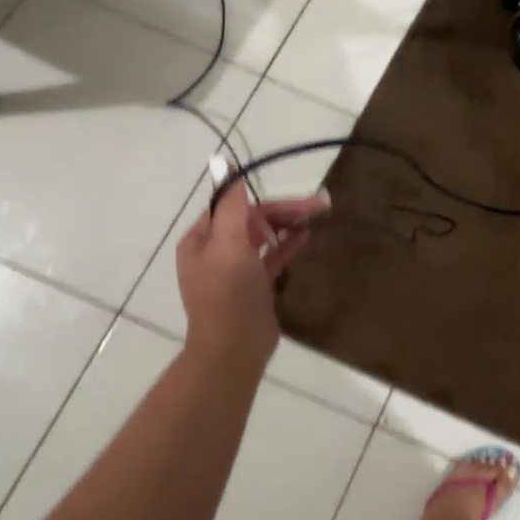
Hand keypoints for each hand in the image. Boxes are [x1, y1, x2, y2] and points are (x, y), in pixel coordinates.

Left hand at [176, 177, 328, 362]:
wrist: (233, 349)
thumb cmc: (228, 294)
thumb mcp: (229, 245)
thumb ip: (232, 208)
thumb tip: (229, 169)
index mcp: (200, 240)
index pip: (233, 206)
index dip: (265, 199)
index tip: (297, 198)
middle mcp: (214, 251)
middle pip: (251, 220)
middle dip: (283, 211)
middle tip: (319, 205)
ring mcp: (234, 269)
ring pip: (263, 236)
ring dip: (287, 224)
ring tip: (317, 216)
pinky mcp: (252, 286)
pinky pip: (270, 256)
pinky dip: (287, 244)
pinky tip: (306, 236)